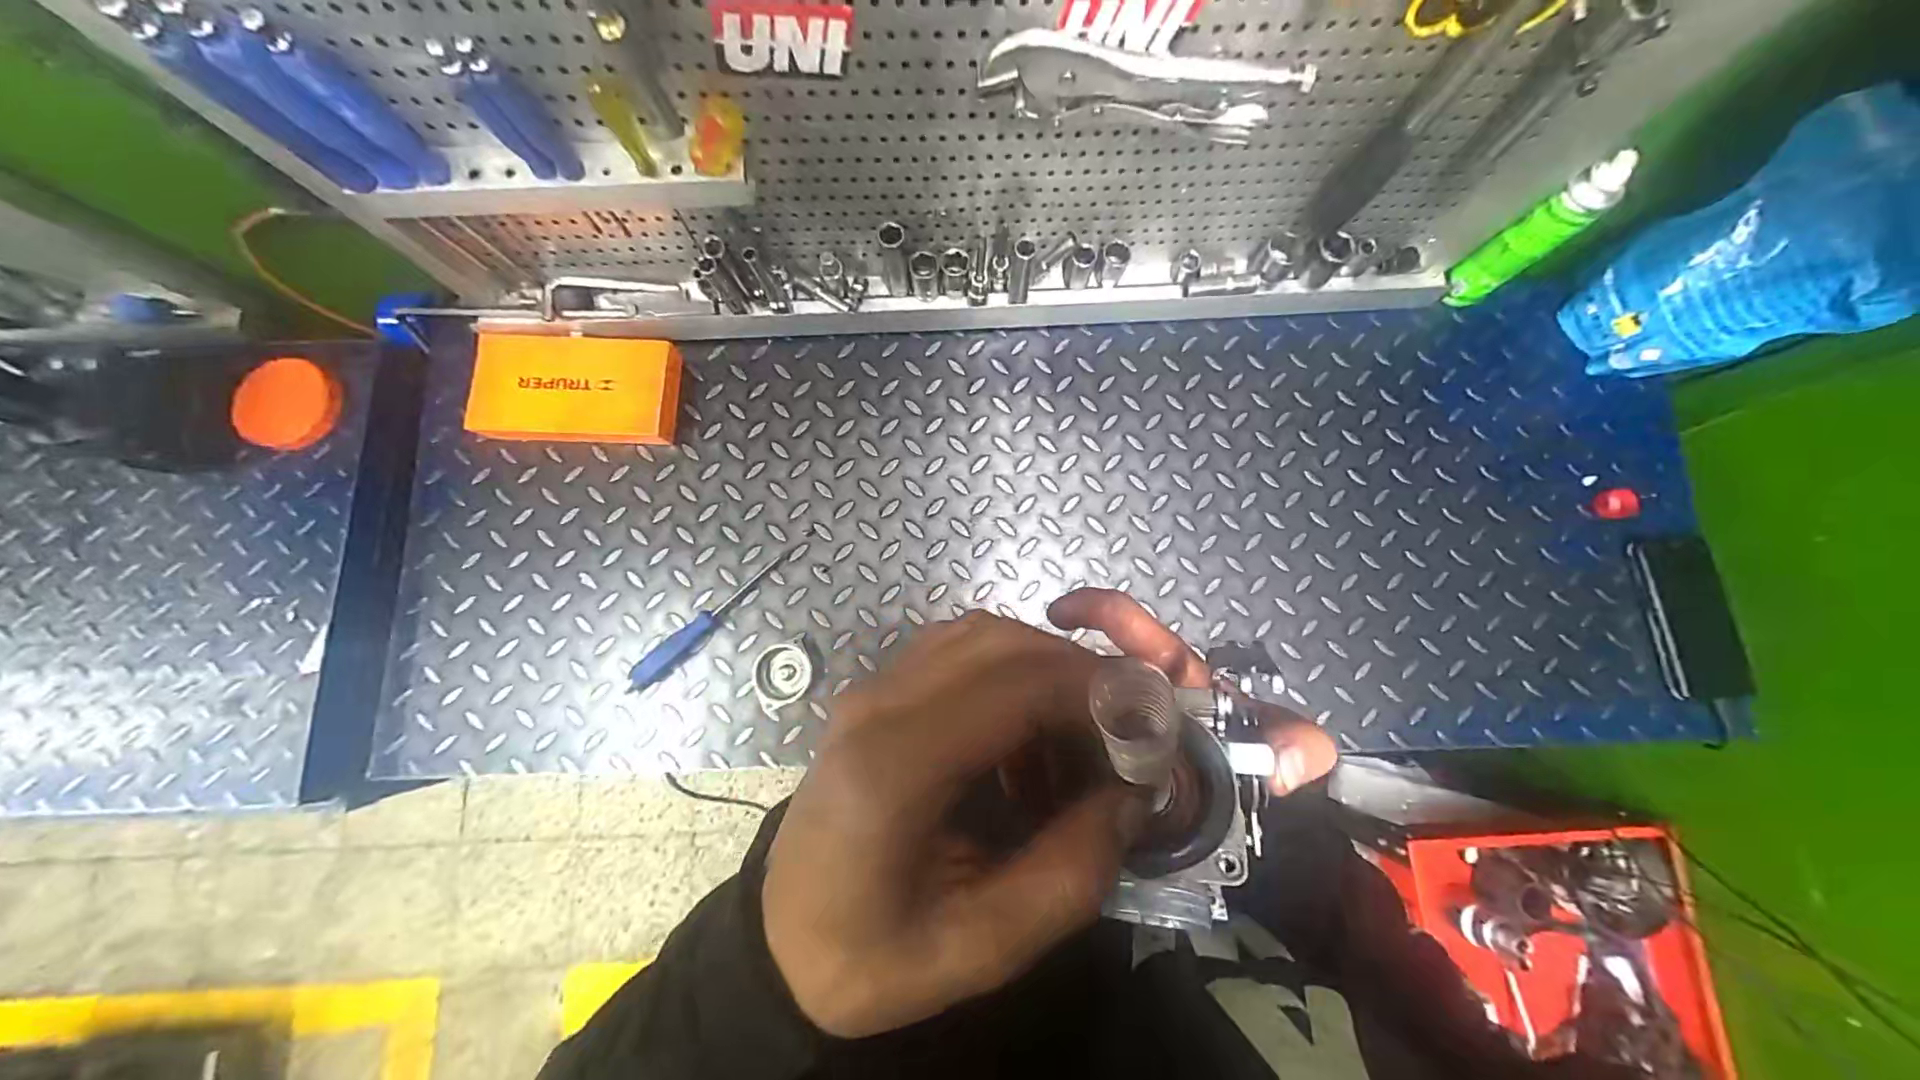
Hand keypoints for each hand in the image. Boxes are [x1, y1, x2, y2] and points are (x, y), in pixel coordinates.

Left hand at [761, 596, 1337, 1038]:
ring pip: (980, 635)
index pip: (1013, 686)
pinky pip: (958, 651)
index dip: (1094, 693)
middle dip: (1078, 674)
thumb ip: (1069, 874)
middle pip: (1000, 642)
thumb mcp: (979, 948)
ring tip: (1079, 736)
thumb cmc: (870, 954)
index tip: (1147, 731)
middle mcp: (877, 705)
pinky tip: (1027, 733)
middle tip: (1124, 733)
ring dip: (1045, 668)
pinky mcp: (877, 693)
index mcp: (894, 766)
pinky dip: (1010, 671)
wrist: (781, 938)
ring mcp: (871, 690)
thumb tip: (1132, 797)